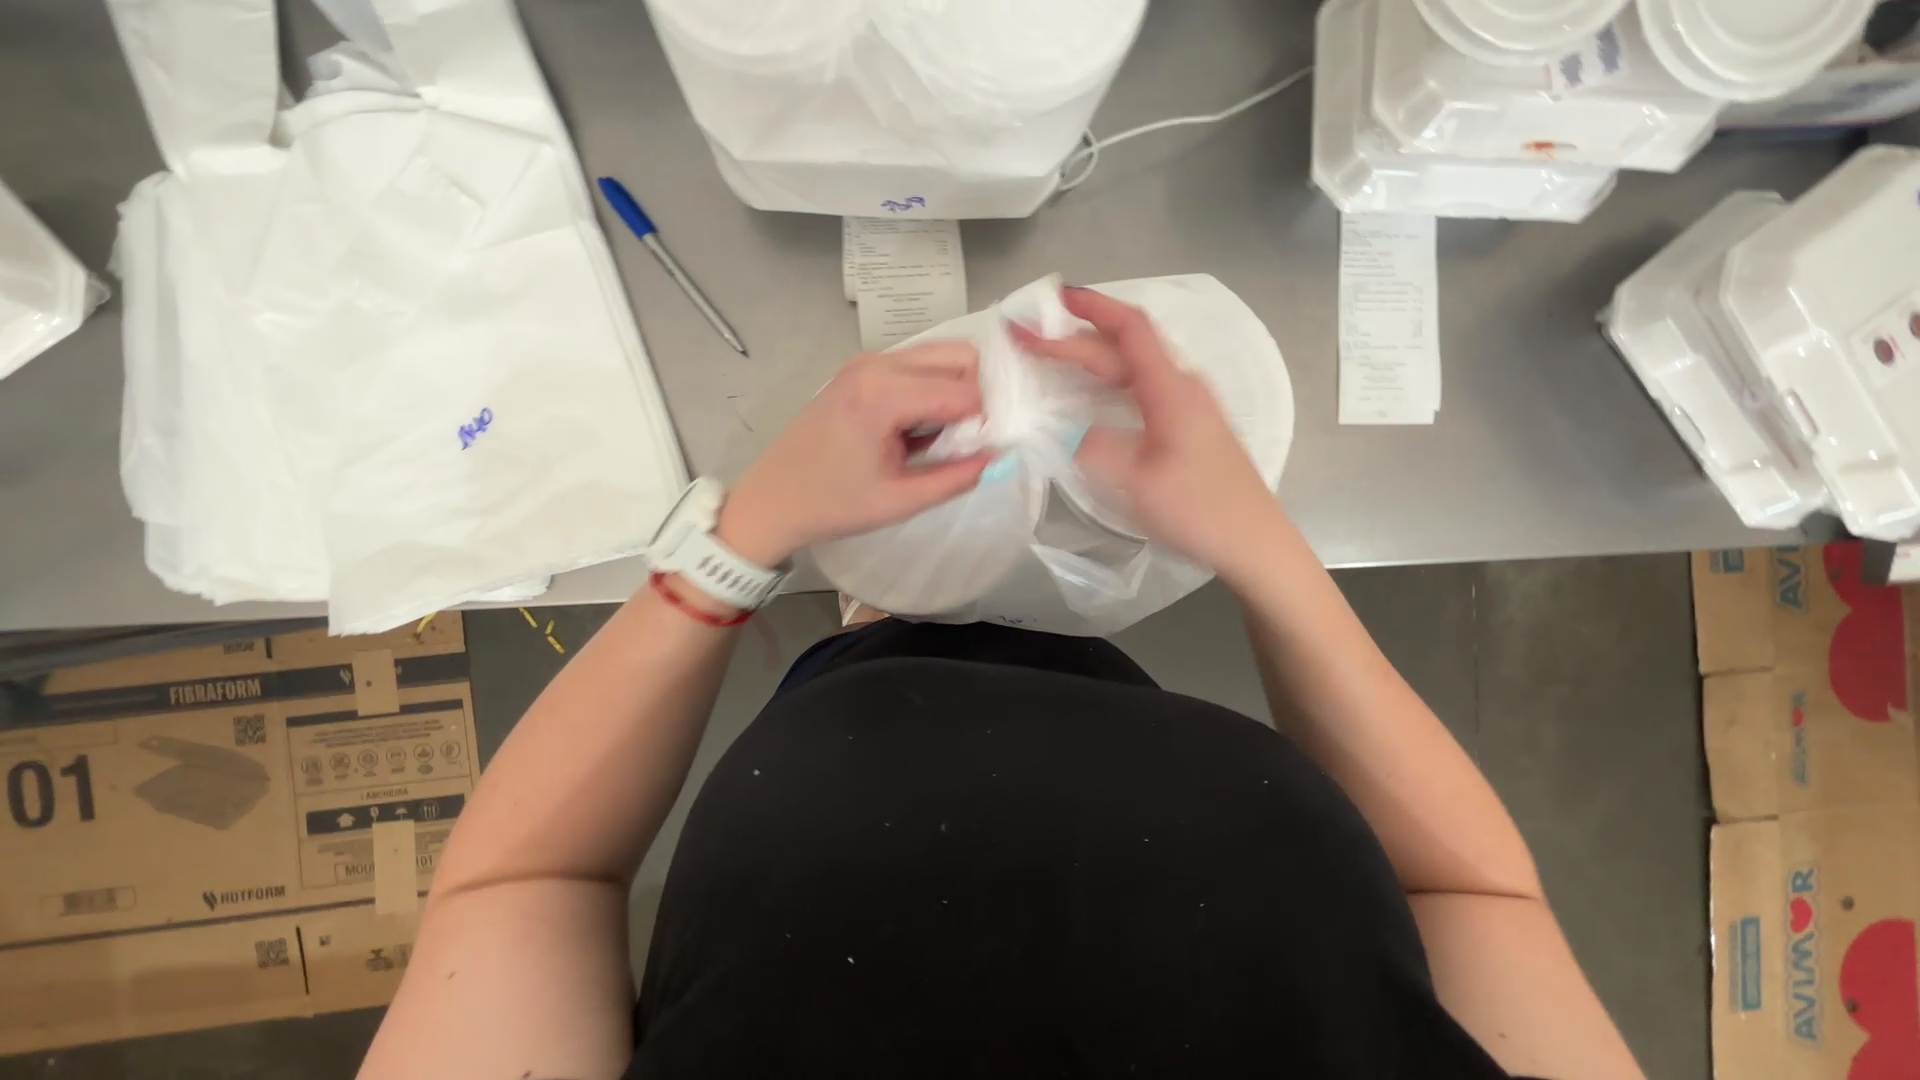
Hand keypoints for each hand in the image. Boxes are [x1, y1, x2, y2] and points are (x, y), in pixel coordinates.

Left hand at [716, 342, 989, 567]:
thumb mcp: (901, 501)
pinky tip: (917, 429)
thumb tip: (999, 457)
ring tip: (939, 437)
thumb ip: (956, 477)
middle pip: (959, 357)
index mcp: (882, 394)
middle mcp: (876, 364)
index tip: (978, 453)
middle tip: (964, 440)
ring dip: (953, 391)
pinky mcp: (860, 369)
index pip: (965, 392)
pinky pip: (917, 365)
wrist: (773, 500)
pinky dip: (931, 389)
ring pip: (940, 356)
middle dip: (975, 396)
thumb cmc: (833, 505)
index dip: (983, 423)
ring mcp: (866, 361)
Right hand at [1011, 286, 1283, 577]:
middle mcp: (1183, 387)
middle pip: (1127, 347)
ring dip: (1093, 355)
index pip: (1130, 329)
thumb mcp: (1136, 485)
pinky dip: (1109, 378)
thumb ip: (1095, 449)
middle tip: (1030, 337)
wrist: (1254, 542)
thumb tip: (1070, 431)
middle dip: (1077, 336)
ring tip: (1052, 354)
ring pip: (1135, 365)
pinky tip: (1091, 393)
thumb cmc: (1200, 513)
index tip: (1051, 300)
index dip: (1091, 307)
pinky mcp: (1190, 425)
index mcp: (1172, 391)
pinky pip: (1142, 386)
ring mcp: (1190, 405)